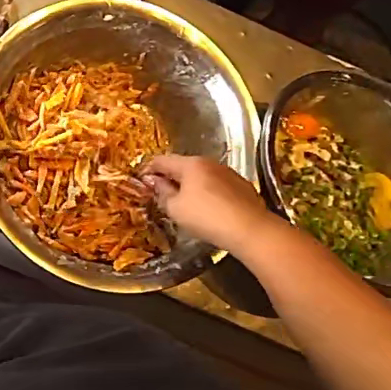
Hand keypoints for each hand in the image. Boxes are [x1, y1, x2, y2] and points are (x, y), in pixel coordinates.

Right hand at [139, 155, 278, 253]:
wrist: (250, 229)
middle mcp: (209, 163)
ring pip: (202, 175)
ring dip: (190, 185)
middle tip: (160, 193)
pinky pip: (217, 185)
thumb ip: (162, 192)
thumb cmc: (207, 217)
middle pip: (183, 166)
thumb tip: (153, 182)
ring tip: (184, 203)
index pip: (162, 160)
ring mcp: (228, 173)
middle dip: (170, 177)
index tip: (141, 180)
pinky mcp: (242, 186)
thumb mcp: (175, 209)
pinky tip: (208, 208)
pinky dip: (208, 192)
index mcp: (190, 164)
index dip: (149, 169)